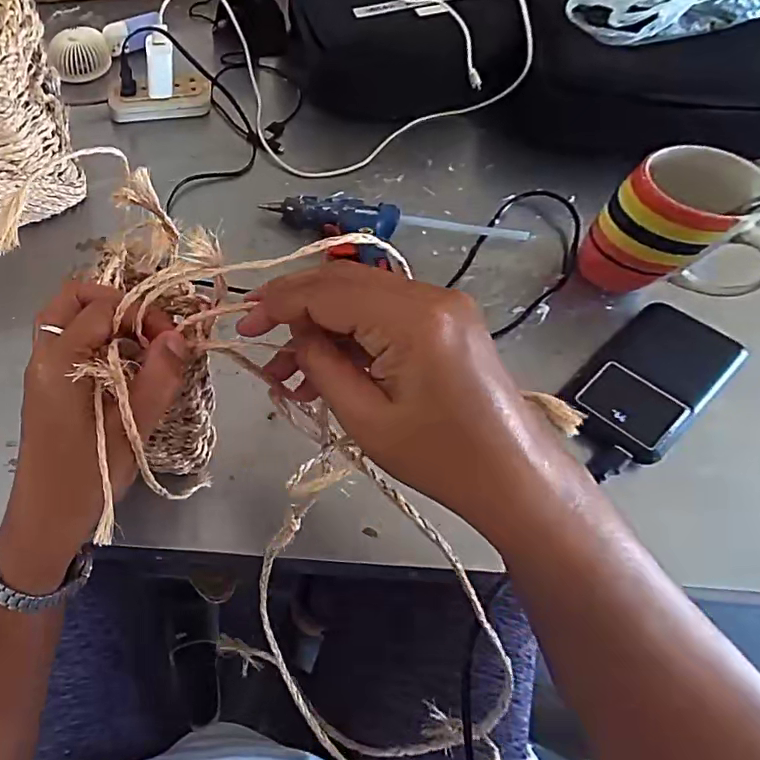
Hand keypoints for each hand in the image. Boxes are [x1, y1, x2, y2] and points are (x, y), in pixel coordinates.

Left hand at [0, 281, 193, 591]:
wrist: (44, 519)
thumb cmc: (87, 477)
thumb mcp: (132, 429)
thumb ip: (158, 378)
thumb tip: (180, 336)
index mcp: (59, 362)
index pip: (102, 308)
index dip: (141, 314)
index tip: (171, 339)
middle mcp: (43, 356)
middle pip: (72, 298)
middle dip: (115, 300)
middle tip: (150, 328)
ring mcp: (41, 370)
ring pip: (67, 318)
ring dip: (105, 318)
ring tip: (143, 345)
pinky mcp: (46, 385)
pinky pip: (68, 342)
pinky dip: (96, 338)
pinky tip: (126, 364)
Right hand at [235, 263, 572, 532]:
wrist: (516, 478)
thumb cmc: (441, 459)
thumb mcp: (365, 417)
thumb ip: (322, 363)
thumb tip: (296, 332)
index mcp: (413, 318)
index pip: (327, 292)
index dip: (278, 304)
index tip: (244, 326)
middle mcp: (430, 295)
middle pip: (341, 281)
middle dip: (292, 305)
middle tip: (255, 333)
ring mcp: (441, 304)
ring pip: (358, 296)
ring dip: (317, 325)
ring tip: (285, 372)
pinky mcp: (443, 319)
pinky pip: (381, 314)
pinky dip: (347, 334)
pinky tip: (322, 369)